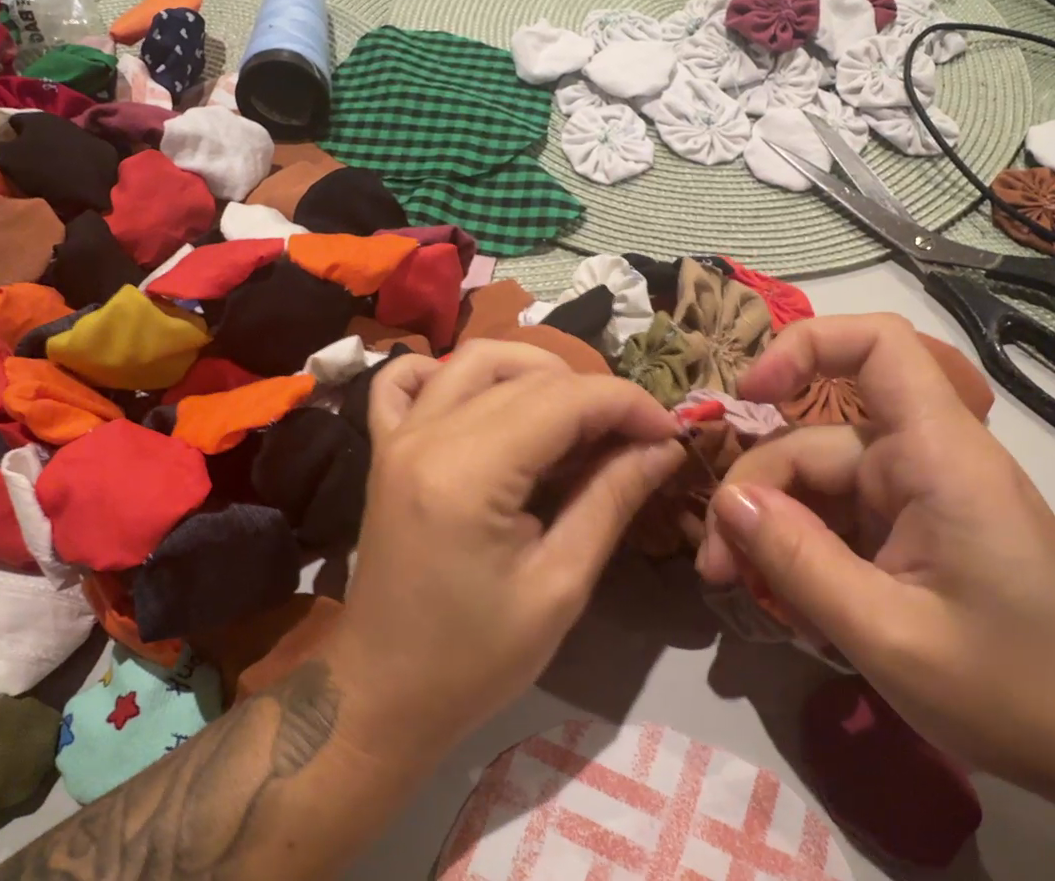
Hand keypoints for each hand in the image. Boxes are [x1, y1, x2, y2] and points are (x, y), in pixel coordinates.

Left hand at [326, 341, 685, 765]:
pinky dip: (453, 374)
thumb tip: (662, 445)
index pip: (564, 400)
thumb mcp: (559, 587)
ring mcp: (397, 437)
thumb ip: (610, 500)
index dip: (627, 404)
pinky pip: (408, 380)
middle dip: (595, 395)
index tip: (671, 431)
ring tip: (578, 419)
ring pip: (475, 361)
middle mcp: (426, 436)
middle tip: (636, 438)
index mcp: (467, 474)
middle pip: (527, 377)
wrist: (383, 693)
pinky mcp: (383, 449)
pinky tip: (488, 400)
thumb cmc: (474, 659)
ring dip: (537, 373)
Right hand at [696, 314, 1054, 803]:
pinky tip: (794, 611)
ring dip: (774, 534)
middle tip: (717, 569)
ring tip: (745, 595)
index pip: (878, 348)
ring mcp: (922, 501)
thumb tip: (727, 501)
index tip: (747, 396)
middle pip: (817, 441)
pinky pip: (842, 523)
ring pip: (820, 487)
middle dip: (755, 496)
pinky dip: (807, 557)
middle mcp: (928, 463)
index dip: (804, 346)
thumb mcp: (886, 634)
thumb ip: (798, 561)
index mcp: (940, 458)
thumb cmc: (1014, 691)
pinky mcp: (918, 536)